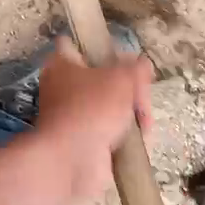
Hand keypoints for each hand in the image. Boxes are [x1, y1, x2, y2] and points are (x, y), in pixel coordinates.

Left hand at [33, 35, 153, 202]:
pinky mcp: (82, 139)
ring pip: (108, 106)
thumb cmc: (92, 108)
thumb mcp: (121, 78)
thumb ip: (135, 67)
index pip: (76, 44)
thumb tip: (141, 63)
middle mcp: (61, 87)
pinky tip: (138, 140)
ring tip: (143, 124)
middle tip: (142, 100)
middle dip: (129, 90)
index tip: (126, 60)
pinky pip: (108, 130)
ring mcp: (71, 115)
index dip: (103, 48)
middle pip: (102, 78)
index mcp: (61, 63)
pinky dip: (124, 135)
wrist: (72, 160)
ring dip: (130, 115)